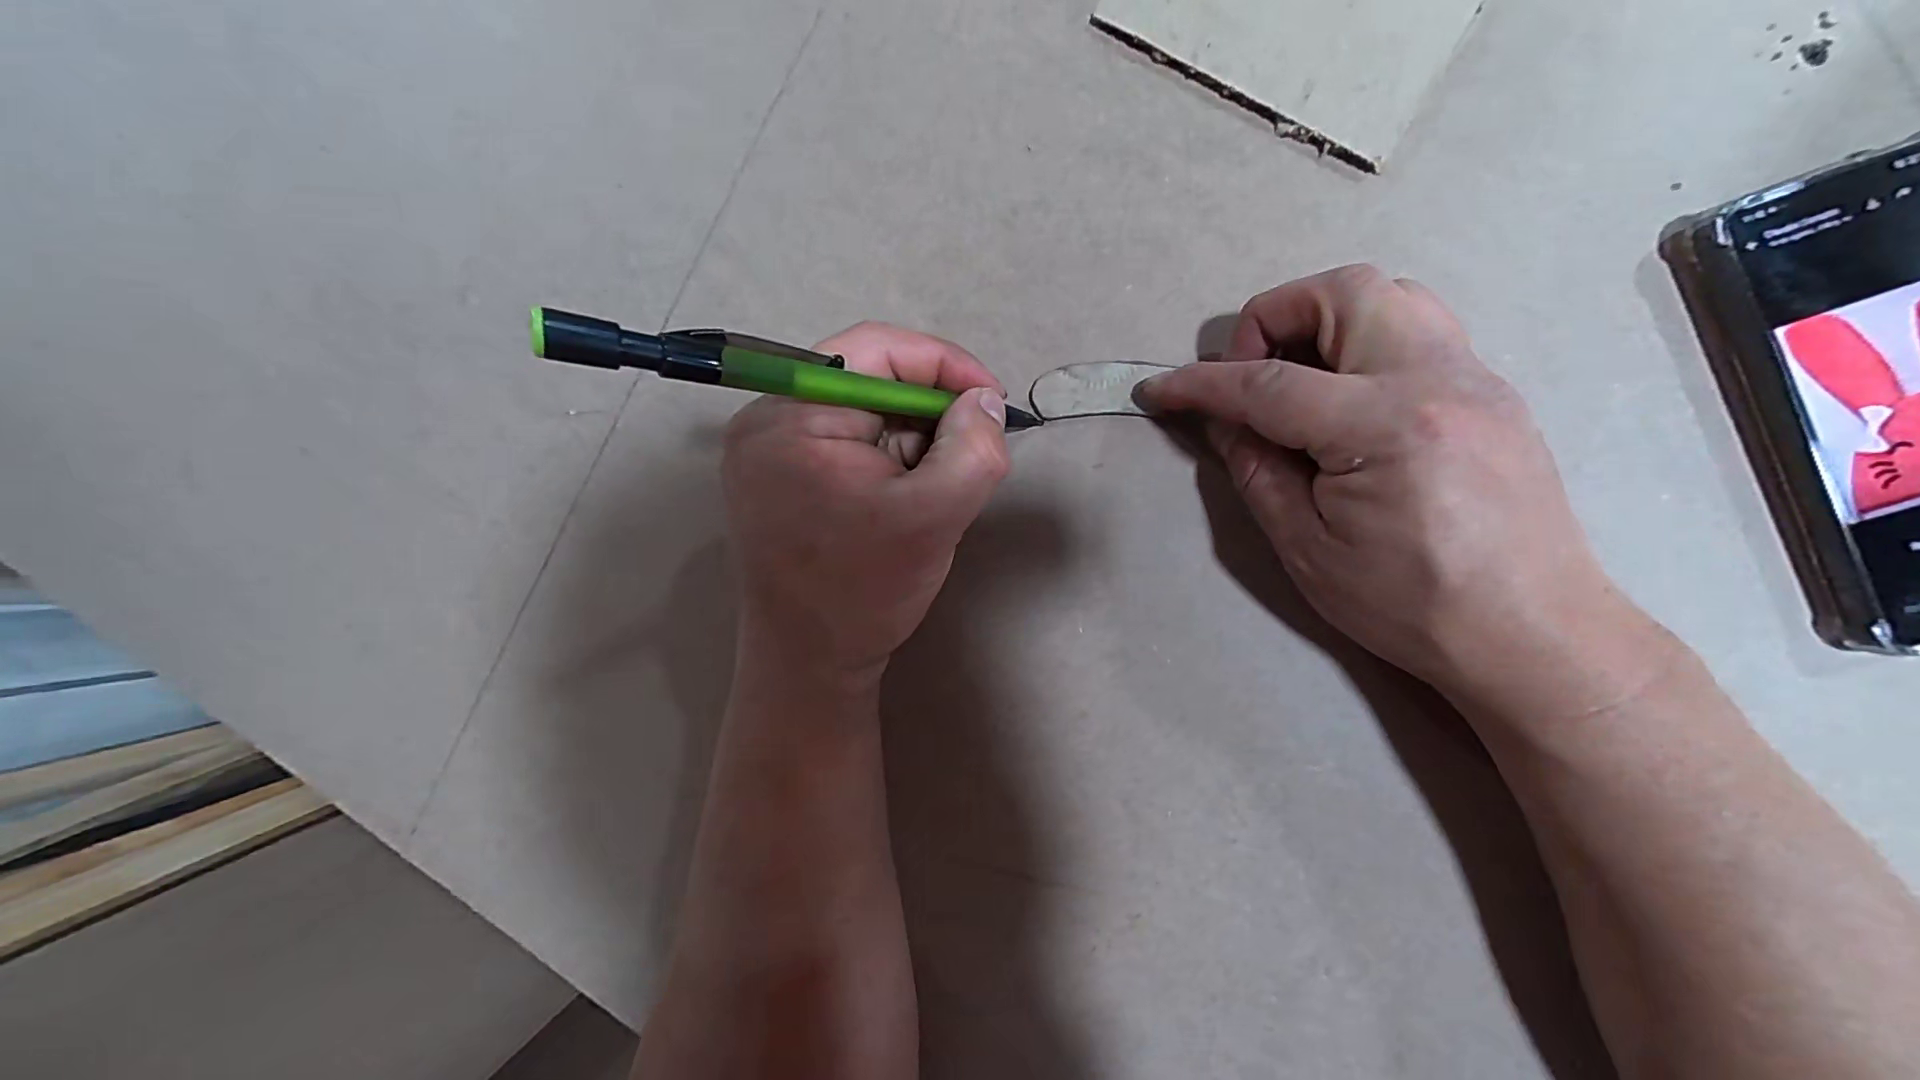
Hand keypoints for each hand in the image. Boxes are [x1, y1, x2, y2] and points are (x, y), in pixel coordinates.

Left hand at [722, 322, 1011, 690]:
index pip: (874, 350)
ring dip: (914, 442)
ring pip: (866, 413)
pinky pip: (852, 442)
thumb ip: (974, 449)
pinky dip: (892, 460)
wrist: (809, 663)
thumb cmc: (862, 593)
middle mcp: (769, 420)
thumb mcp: (934, 517)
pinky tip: (904, 502)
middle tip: (970, 455)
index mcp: (790, 417)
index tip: (991, 400)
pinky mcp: (783, 475)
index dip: (943, 363)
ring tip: (931, 493)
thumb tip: (984, 400)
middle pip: (869, 380)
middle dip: (931, 414)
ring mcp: (771, 449)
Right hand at [1138, 266, 1674, 719]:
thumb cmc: (1408, 604)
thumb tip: (1223, 421)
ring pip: (1389, 296)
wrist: (1530, 633)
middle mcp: (1438, 379)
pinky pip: (1416, 331)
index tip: (1159, 389)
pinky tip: (1344, 403)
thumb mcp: (1306, 548)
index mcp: (1385, 426)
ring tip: (1294, 382)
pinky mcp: (1489, 392)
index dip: (1202, 384)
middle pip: (1343, 292)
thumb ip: (1257, 471)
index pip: (1269, 384)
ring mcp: (1476, 377)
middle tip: (1247, 377)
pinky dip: (1360, 345)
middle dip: (1272, 319)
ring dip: (1322, 321)